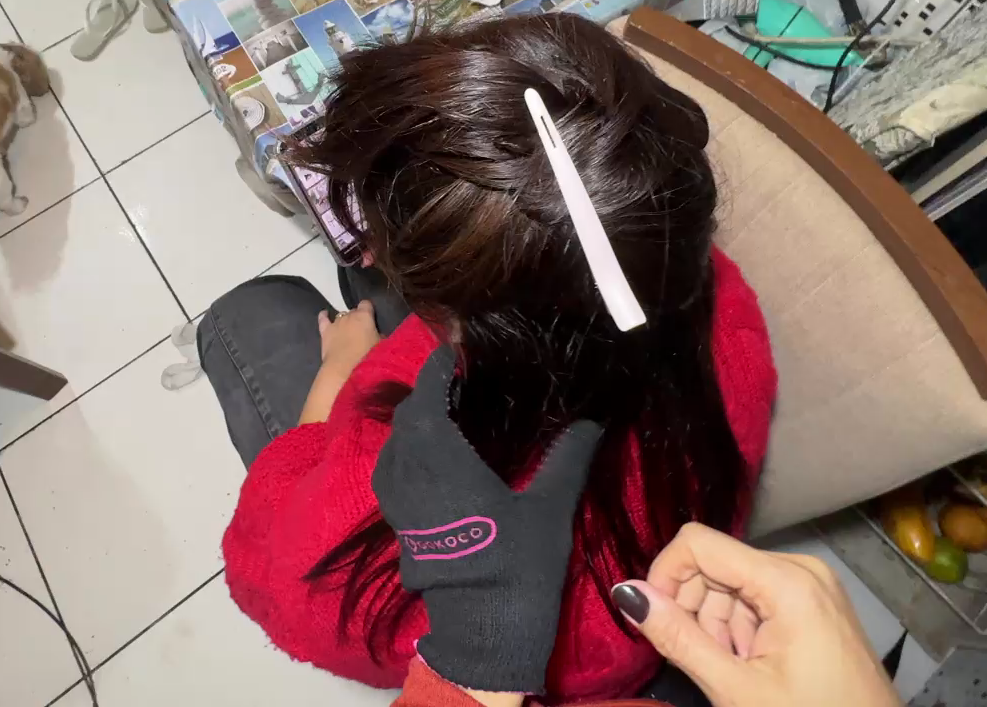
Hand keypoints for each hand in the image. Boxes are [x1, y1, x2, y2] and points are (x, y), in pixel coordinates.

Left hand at [318, 300, 379, 371]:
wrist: (345, 371)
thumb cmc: (368, 357)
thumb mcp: (381, 346)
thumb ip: (379, 336)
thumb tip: (378, 334)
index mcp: (364, 316)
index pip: (366, 304)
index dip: (368, 310)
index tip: (371, 317)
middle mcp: (349, 315)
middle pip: (353, 311)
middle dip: (357, 319)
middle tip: (361, 331)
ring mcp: (336, 323)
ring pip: (341, 316)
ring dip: (345, 322)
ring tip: (348, 331)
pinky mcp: (325, 332)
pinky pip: (323, 319)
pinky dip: (324, 316)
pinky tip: (325, 314)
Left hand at [372, 346, 602, 695]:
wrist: (484, 635)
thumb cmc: (516, 564)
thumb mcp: (549, 507)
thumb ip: (568, 458)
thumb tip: (593, 421)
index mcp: (439, 457)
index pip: (427, 394)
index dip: (438, 367)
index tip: (457, 351)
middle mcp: (409, 470)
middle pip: (409, 414)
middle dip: (430, 391)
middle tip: (462, 382)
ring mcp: (396, 499)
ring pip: (397, 441)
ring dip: (418, 420)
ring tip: (451, 414)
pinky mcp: (397, 521)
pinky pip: (394, 466)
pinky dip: (410, 448)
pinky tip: (437, 456)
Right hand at [611, 523, 899, 706]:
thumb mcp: (737, 691)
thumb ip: (677, 637)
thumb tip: (624, 591)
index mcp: (786, 580)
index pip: (697, 543)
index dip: (665, 576)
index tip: (655, 622)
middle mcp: (800, 568)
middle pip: (714, 563)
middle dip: (696, 610)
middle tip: (707, 663)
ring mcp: (812, 584)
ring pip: (730, 582)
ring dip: (717, 624)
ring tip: (735, 673)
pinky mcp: (816, 602)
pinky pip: (756, 596)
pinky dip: (741, 628)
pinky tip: (753, 667)